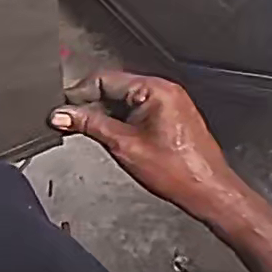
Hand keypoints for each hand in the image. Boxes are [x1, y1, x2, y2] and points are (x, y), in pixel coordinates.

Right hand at [50, 71, 239, 216]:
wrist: (209, 193)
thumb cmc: (179, 172)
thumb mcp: (123, 145)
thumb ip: (89, 124)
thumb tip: (62, 115)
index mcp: (155, 89)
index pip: (104, 79)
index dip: (78, 94)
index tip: (62, 109)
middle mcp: (163, 89)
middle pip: (113, 87)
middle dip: (89, 105)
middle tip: (68, 122)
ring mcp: (168, 101)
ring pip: (123, 100)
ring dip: (103, 114)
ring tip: (88, 132)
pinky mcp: (169, 115)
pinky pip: (136, 109)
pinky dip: (119, 120)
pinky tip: (109, 136)